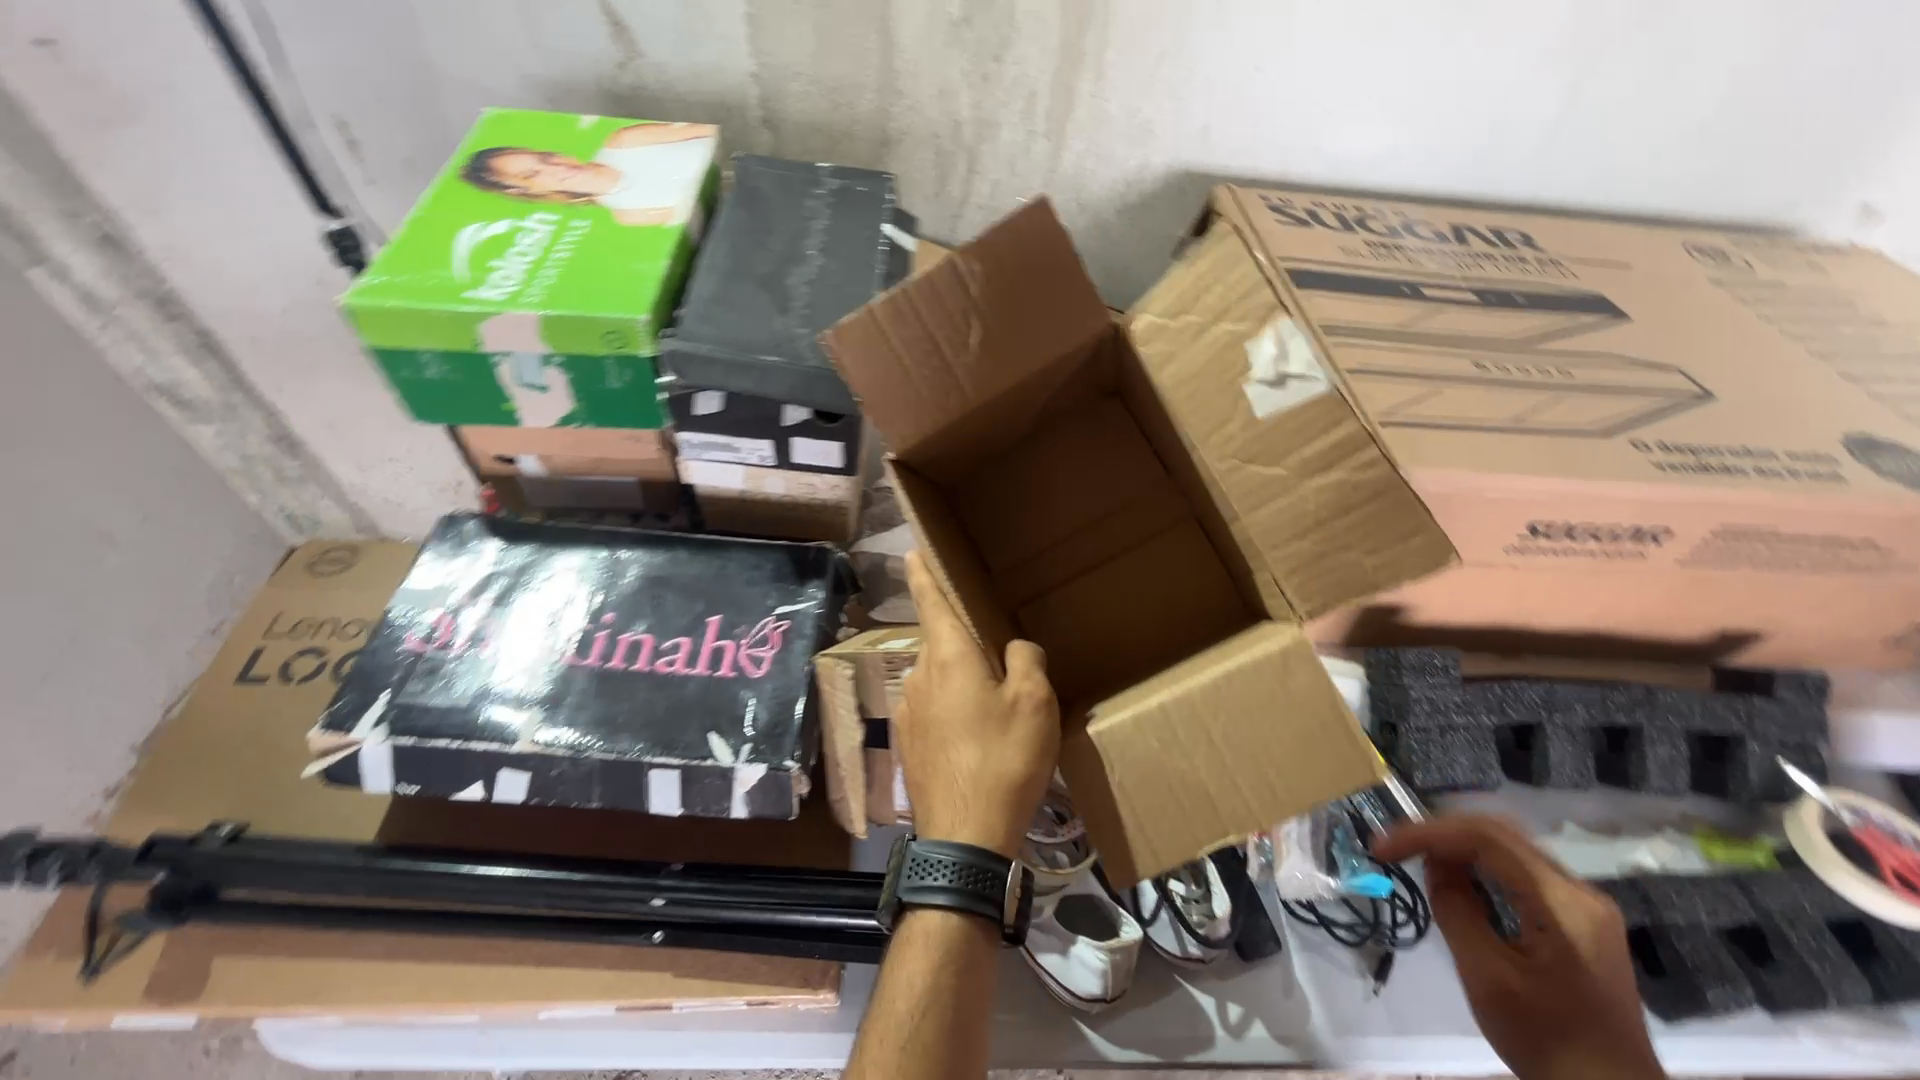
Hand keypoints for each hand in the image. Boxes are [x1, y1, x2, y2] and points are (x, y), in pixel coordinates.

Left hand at [898, 552, 1059, 858]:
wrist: (965, 836)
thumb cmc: (1004, 761)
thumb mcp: (1034, 704)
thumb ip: (1026, 661)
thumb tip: (1013, 648)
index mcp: (948, 657)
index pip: (932, 601)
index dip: (923, 574)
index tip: (911, 551)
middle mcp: (919, 676)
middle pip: (939, 643)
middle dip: (961, 642)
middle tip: (995, 657)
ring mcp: (907, 712)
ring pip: (936, 679)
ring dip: (959, 681)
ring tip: (992, 707)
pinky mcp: (907, 744)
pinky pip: (931, 709)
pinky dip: (951, 710)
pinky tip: (975, 739)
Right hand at [1373, 815, 1664, 1079]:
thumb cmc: (1547, 1041)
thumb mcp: (1488, 978)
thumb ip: (1457, 911)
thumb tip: (1434, 865)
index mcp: (1562, 903)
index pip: (1486, 839)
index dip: (1427, 834)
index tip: (1381, 849)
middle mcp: (1580, 891)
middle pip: (1501, 833)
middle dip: (1440, 832)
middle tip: (1394, 846)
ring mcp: (1585, 905)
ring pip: (1512, 848)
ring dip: (1459, 845)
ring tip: (1414, 857)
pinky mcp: (1580, 920)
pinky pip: (1523, 872)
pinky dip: (1481, 865)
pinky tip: (1456, 878)